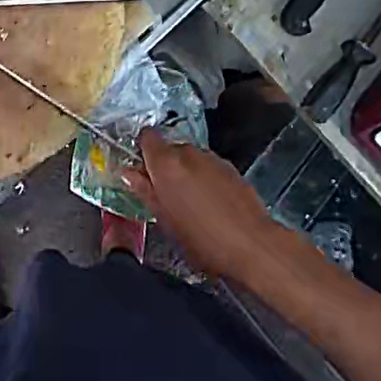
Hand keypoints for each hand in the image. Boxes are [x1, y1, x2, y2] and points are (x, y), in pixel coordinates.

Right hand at [123, 129, 296, 281]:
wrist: (251, 243)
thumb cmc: (201, 240)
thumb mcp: (165, 221)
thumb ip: (146, 192)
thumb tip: (130, 173)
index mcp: (167, 164)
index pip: (147, 138)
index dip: (142, 150)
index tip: (141, 170)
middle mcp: (189, 153)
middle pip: (169, 149)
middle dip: (164, 167)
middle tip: (164, 196)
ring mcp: (212, 157)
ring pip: (189, 158)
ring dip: (185, 172)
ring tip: (188, 203)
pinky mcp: (230, 166)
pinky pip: (207, 166)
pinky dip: (203, 177)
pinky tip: (209, 203)